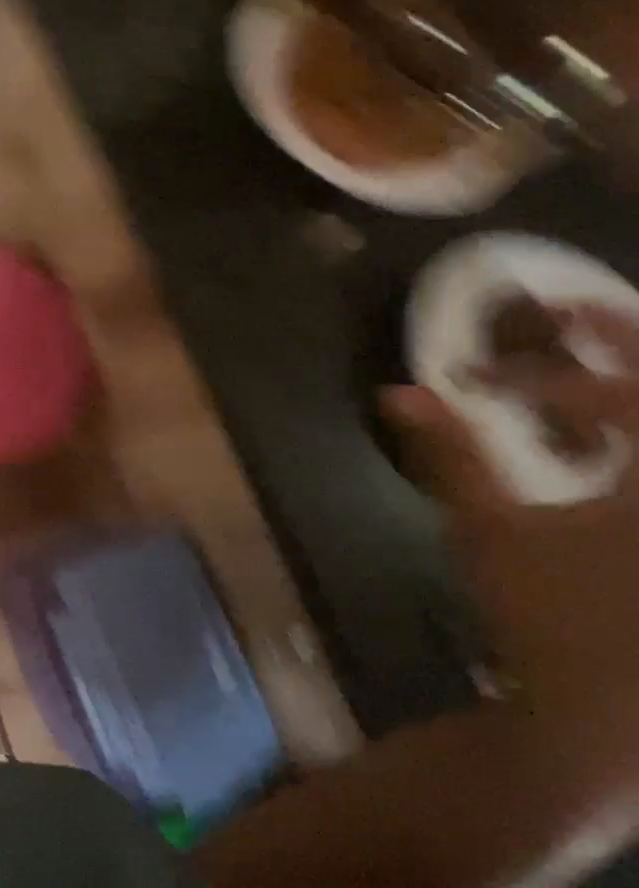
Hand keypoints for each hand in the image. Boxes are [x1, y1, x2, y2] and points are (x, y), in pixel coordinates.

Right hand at [385, 303, 638, 721]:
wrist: (609, 707)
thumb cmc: (547, 615)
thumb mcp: (487, 530)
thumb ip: (452, 453)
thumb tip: (400, 392)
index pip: (614, 395)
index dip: (545, 373)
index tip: (476, 377)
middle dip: (627, 337)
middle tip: (577, 306)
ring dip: (634, 381)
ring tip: (607, 349)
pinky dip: (632, 430)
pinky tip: (608, 430)